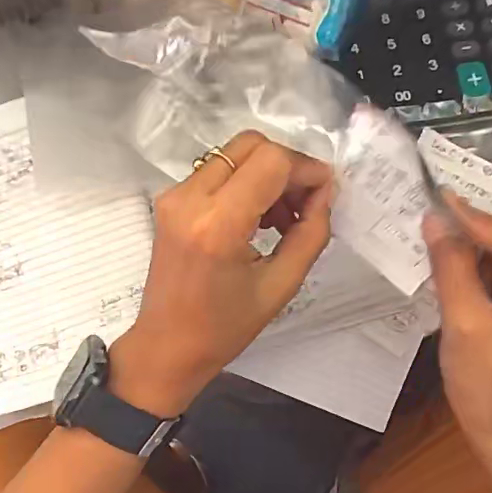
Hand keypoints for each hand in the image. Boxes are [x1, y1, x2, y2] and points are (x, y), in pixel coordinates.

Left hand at [111, 132, 334, 415]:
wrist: (166, 347)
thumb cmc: (223, 329)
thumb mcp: (280, 286)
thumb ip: (310, 234)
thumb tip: (324, 194)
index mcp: (217, 225)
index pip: (272, 162)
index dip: (306, 170)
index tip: (324, 195)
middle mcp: (190, 199)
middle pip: (252, 145)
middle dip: (287, 167)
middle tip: (304, 205)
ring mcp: (174, 196)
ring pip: (234, 154)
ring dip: (267, 174)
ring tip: (282, 220)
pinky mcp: (170, 201)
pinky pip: (217, 171)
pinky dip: (245, 183)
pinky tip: (258, 219)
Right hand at [424, 195, 491, 465]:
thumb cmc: (484, 384)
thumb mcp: (464, 321)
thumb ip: (452, 267)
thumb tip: (434, 221)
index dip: (478, 222)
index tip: (442, 198)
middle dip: (475, 235)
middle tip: (435, 212)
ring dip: (474, 251)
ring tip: (436, 232)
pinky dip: (479, 271)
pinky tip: (452, 259)